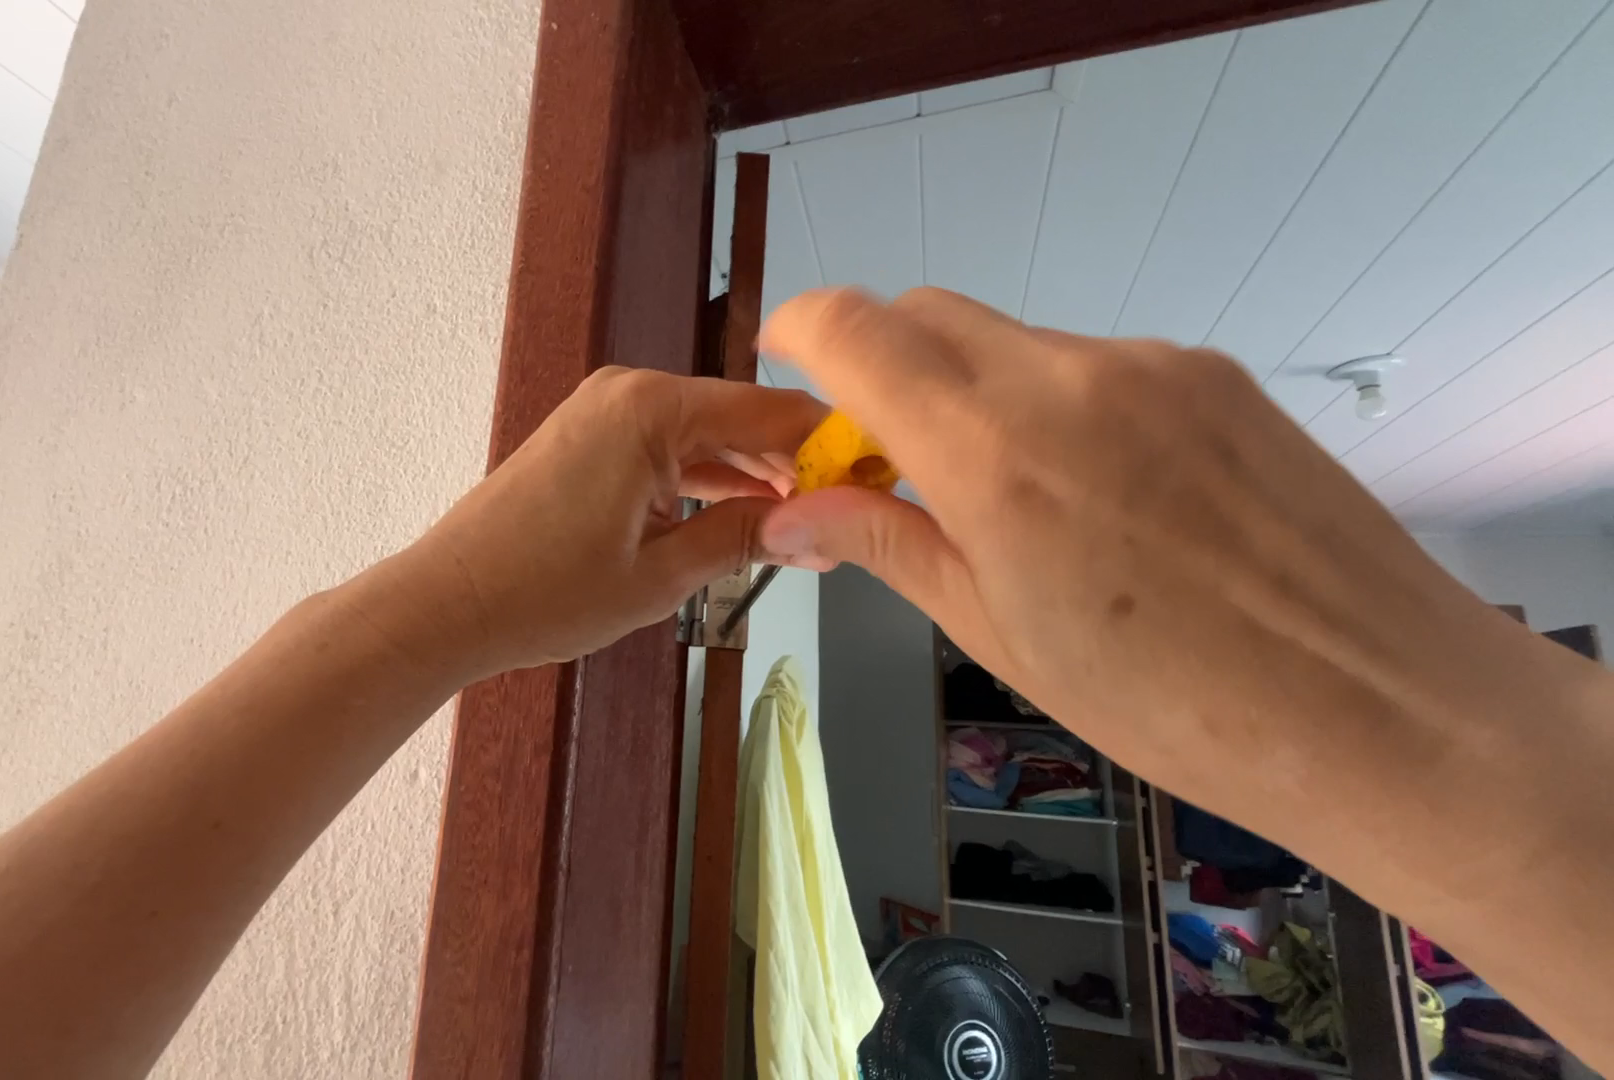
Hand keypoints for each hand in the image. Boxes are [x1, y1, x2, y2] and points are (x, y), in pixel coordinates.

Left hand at [400, 366, 826, 677]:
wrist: (446, 604)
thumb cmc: (545, 594)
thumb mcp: (660, 575)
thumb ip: (741, 537)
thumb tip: (812, 528)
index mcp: (650, 410)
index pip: (770, 410)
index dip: (827, 442)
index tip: (874, 474)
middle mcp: (628, 392)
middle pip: (738, 417)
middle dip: (791, 463)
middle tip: (845, 510)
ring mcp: (604, 412)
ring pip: (703, 435)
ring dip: (750, 474)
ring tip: (805, 520)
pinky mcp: (589, 439)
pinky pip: (665, 449)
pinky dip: (703, 479)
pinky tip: (743, 510)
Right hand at [754, 287, 1588, 846]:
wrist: (1388, 711)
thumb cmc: (1158, 699)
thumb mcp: (990, 628)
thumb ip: (882, 540)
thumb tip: (784, 515)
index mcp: (992, 454)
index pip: (858, 332)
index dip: (799, 325)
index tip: (778, 354)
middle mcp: (1065, 377)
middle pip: (923, 314)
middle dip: (870, 360)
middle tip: (870, 450)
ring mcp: (1146, 363)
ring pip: (1002, 338)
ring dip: (956, 386)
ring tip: (986, 485)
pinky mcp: (1207, 372)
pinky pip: (1080, 360)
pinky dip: (1034, 396)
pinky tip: (1078, 482)